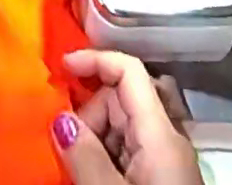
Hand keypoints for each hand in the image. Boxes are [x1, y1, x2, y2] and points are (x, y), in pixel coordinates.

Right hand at [50, 49, 201, 184]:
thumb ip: (86, 155)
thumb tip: (60, 118)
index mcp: (162, 135)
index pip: (130, 70)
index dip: (94, 59)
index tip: (61, 66)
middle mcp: (170, 139)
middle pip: (122, 98)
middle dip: (89, 111)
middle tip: (67, 143)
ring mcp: (170, 161)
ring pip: (124, 124)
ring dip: (95, 134)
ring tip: (79, 165)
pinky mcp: (166, 179)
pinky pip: (130, 148)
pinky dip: (106, 151)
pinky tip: (94, 174)